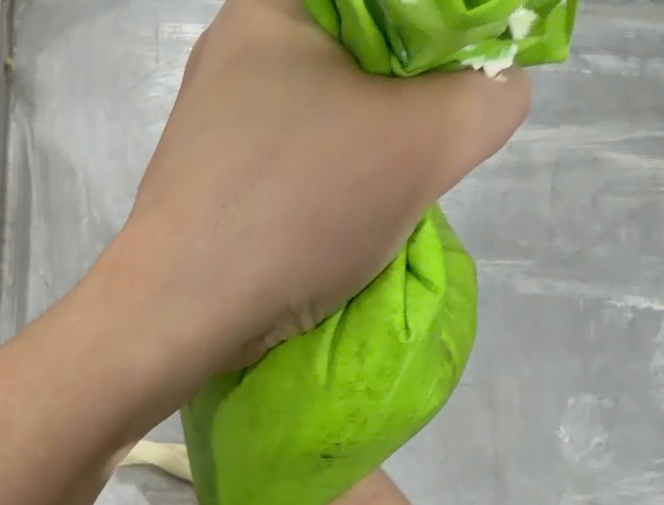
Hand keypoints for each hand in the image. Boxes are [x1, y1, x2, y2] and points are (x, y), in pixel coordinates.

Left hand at [99, 0, 530, 379]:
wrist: (175, 315)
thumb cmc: (292, 210)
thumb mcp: (426, 141)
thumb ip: (485, 95)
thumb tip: (487, 91)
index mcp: (273, 6)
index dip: (441, 29)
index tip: (460, 78)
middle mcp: (231, 53)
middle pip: (356, 47)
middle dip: (406, 93)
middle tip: (428, 140)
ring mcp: (208, 125)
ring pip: (321, 112)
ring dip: (364, 149)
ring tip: (379, 193)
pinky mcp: (202, 184)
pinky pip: (285, 163)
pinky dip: (321, 185)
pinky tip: (334, 224)